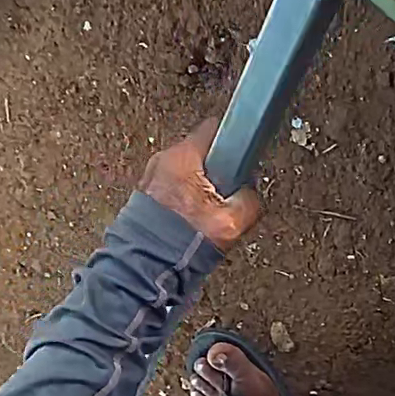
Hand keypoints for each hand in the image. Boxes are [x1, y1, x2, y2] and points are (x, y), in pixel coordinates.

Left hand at [138, 118, 263, 251]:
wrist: (147, 266)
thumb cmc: (181, 242)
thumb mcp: (232, 222)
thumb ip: (250, 201)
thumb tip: (250, 194)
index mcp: (182, 157)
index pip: (214, 129)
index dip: (233, 141)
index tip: (240, 156)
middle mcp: (162, 161)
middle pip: (201, 153)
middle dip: (216, 171)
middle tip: (225, 195)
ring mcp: (150, 177)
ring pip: (187, 172)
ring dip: (199, 187)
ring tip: (207, 212)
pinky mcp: (145, 194)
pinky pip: (172, 187)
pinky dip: (184, 199)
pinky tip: (190, 219)